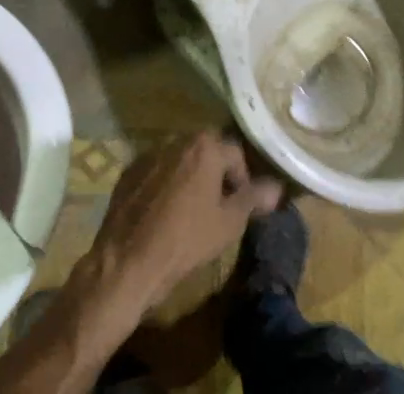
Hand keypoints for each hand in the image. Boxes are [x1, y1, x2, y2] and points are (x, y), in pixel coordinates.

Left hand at [85, 132, 284, 311]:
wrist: (127, 262)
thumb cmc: (186, 240)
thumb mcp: (229, 223)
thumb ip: (254, 198)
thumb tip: (276, 186)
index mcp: (203, 147)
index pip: (235, 154)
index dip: (243, 179)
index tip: (241, 205)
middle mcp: (175, 141)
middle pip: (205, 152)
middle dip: (215, 174)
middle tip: (219, 207)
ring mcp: (147, 155)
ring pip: (179, 161)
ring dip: (189, 178)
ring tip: (191, 211)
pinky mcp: (127, 173)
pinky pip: (156, 172)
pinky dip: (164, 185)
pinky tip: (163, 214)